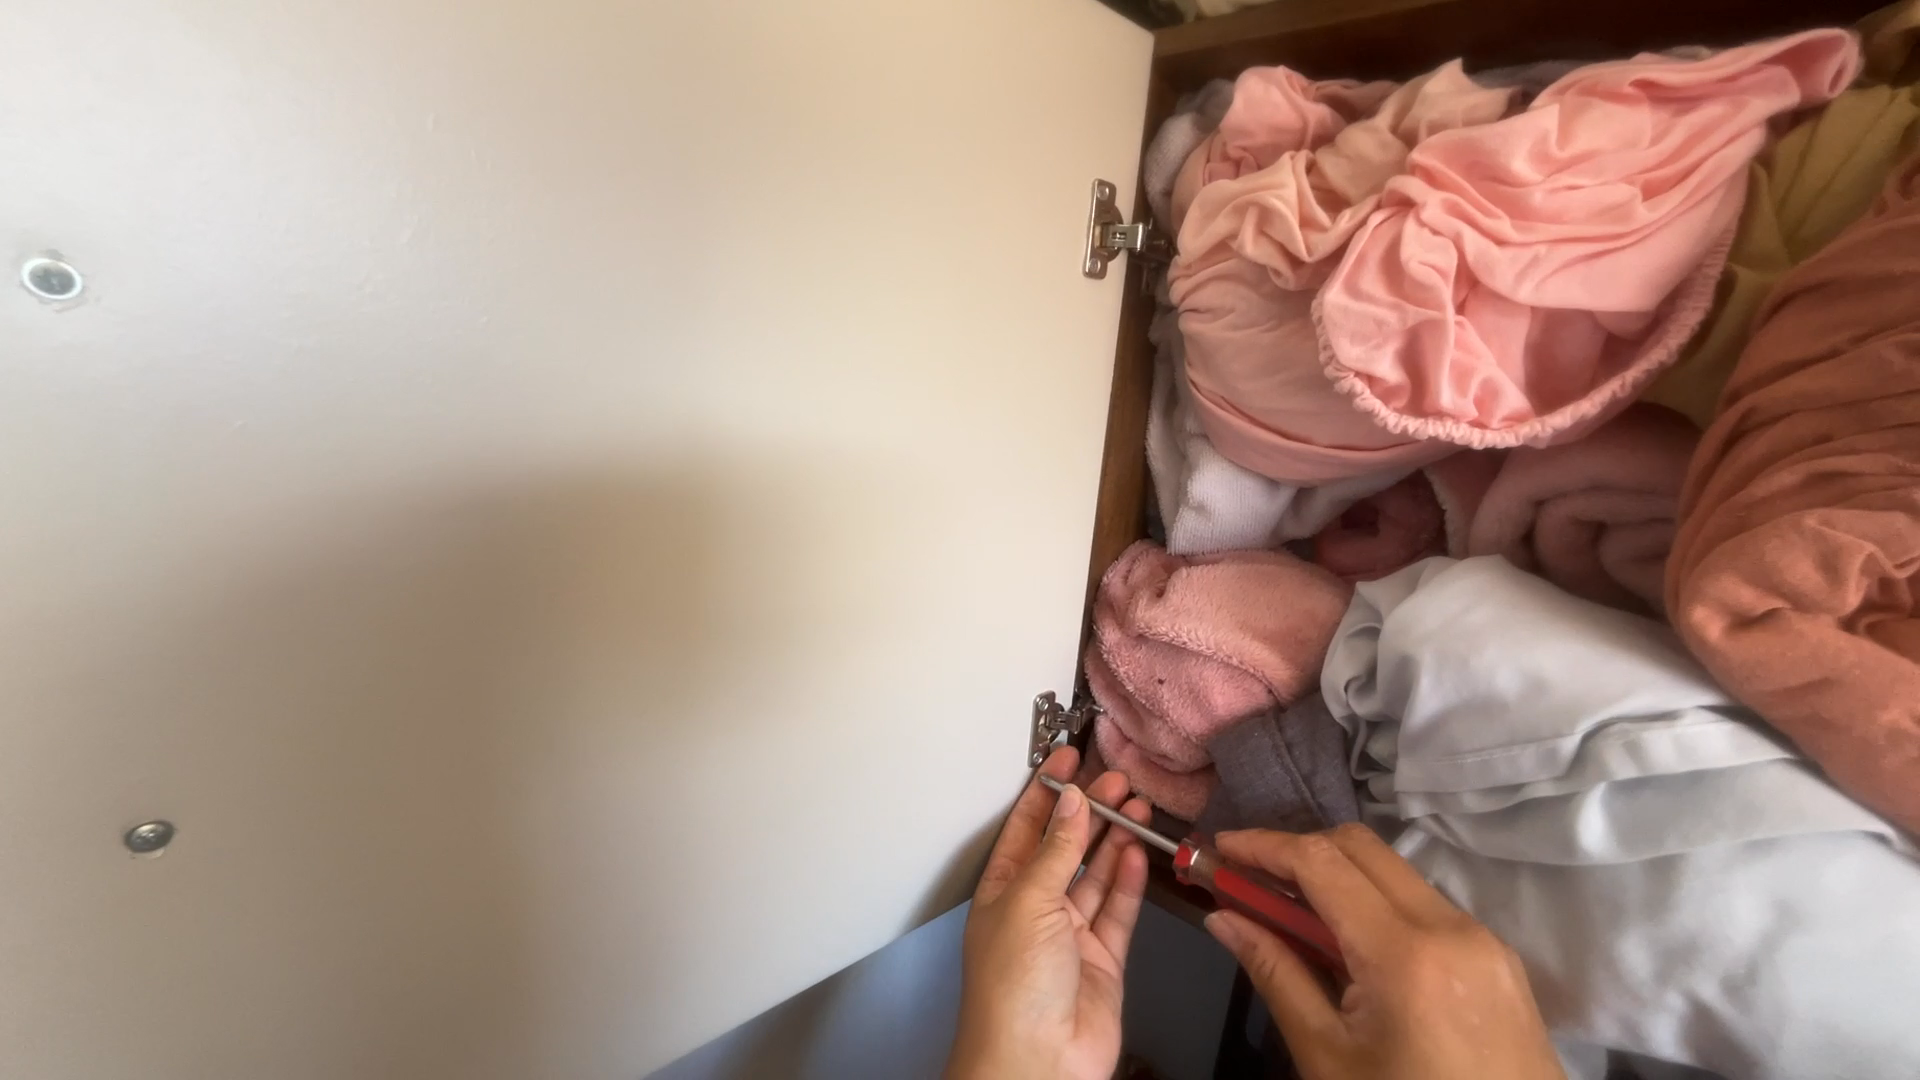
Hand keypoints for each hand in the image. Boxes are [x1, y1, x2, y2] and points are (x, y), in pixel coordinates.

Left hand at [945, 746, 1152, 1079]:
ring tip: (1136, 804)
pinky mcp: (1103, 956)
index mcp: (1005, 887)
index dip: (1047, 790)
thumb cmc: (1012, 984)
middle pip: (1068, 844)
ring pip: (1098, 872)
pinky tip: (1139, 850)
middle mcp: (1037, 904)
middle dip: (1091, 810)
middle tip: (1116, 779)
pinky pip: (1119, 908)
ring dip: (1116, 838)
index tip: (1067, 757)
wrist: (1039, 1064)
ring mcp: (1071, 930)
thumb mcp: (1030, 900)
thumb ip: (1058, 849)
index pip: (1027, 825)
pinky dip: (1130, 879)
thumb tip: (1071, 801)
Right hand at [1204, 825, 1564, 1079]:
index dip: (1263, 844)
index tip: (1220, 848)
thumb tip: (1221, 917)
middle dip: (1297, 849)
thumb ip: (1273, 972)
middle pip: (1358, 846)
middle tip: (1252, 877)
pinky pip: (1421, 901)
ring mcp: (1484, 941)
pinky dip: (1373, 898)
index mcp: (1405, 955)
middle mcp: (1451, 928)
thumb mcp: (1327, 1057)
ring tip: (1293, 912)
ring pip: (1391, 869)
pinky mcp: (1500, 960)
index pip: (1320, 861)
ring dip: (1335, 872)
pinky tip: (1348, 942)